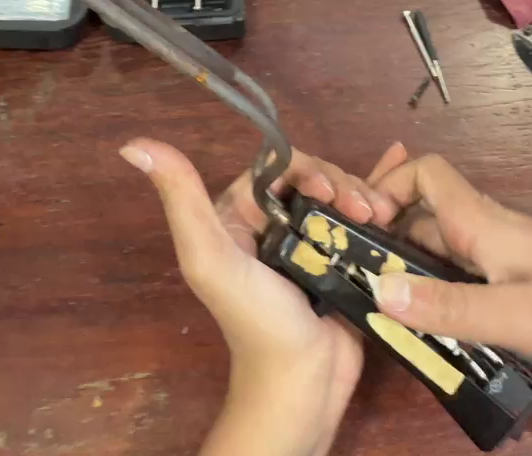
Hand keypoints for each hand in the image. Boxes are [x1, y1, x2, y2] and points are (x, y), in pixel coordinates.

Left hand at [122, 139, 408, 455]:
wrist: (303, 387)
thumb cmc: (255, 321)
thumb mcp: (210, 258)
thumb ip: (181, 199)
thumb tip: (133, 144)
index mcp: (237, 213)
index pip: (278, 166)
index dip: (309, 169)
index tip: (334, 193)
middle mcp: (271, 223)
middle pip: (313, 178)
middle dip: (343, 185)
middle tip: (368, 210)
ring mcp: (307, 242)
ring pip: (339, 196)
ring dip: (365, 195)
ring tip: (385, 217)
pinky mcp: (337, 261)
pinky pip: (356, 220)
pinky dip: (376, 202)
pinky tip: (398, 193)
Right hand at [367, 153, 531, 364]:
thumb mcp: (518, 316)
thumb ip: (448, 307)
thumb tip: (375, 286)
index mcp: (480, 222)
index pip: (421, 173)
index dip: (385, 187)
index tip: (359, 228)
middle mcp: (488, 226)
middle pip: (423, 210)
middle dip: (387, 234)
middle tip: (358, 279)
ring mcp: (509, 250)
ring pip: (444, 242)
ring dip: (413, 264)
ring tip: (389, 309)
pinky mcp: (526, 274)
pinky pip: (467, 268)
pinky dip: (442, 284)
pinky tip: (441, 324)